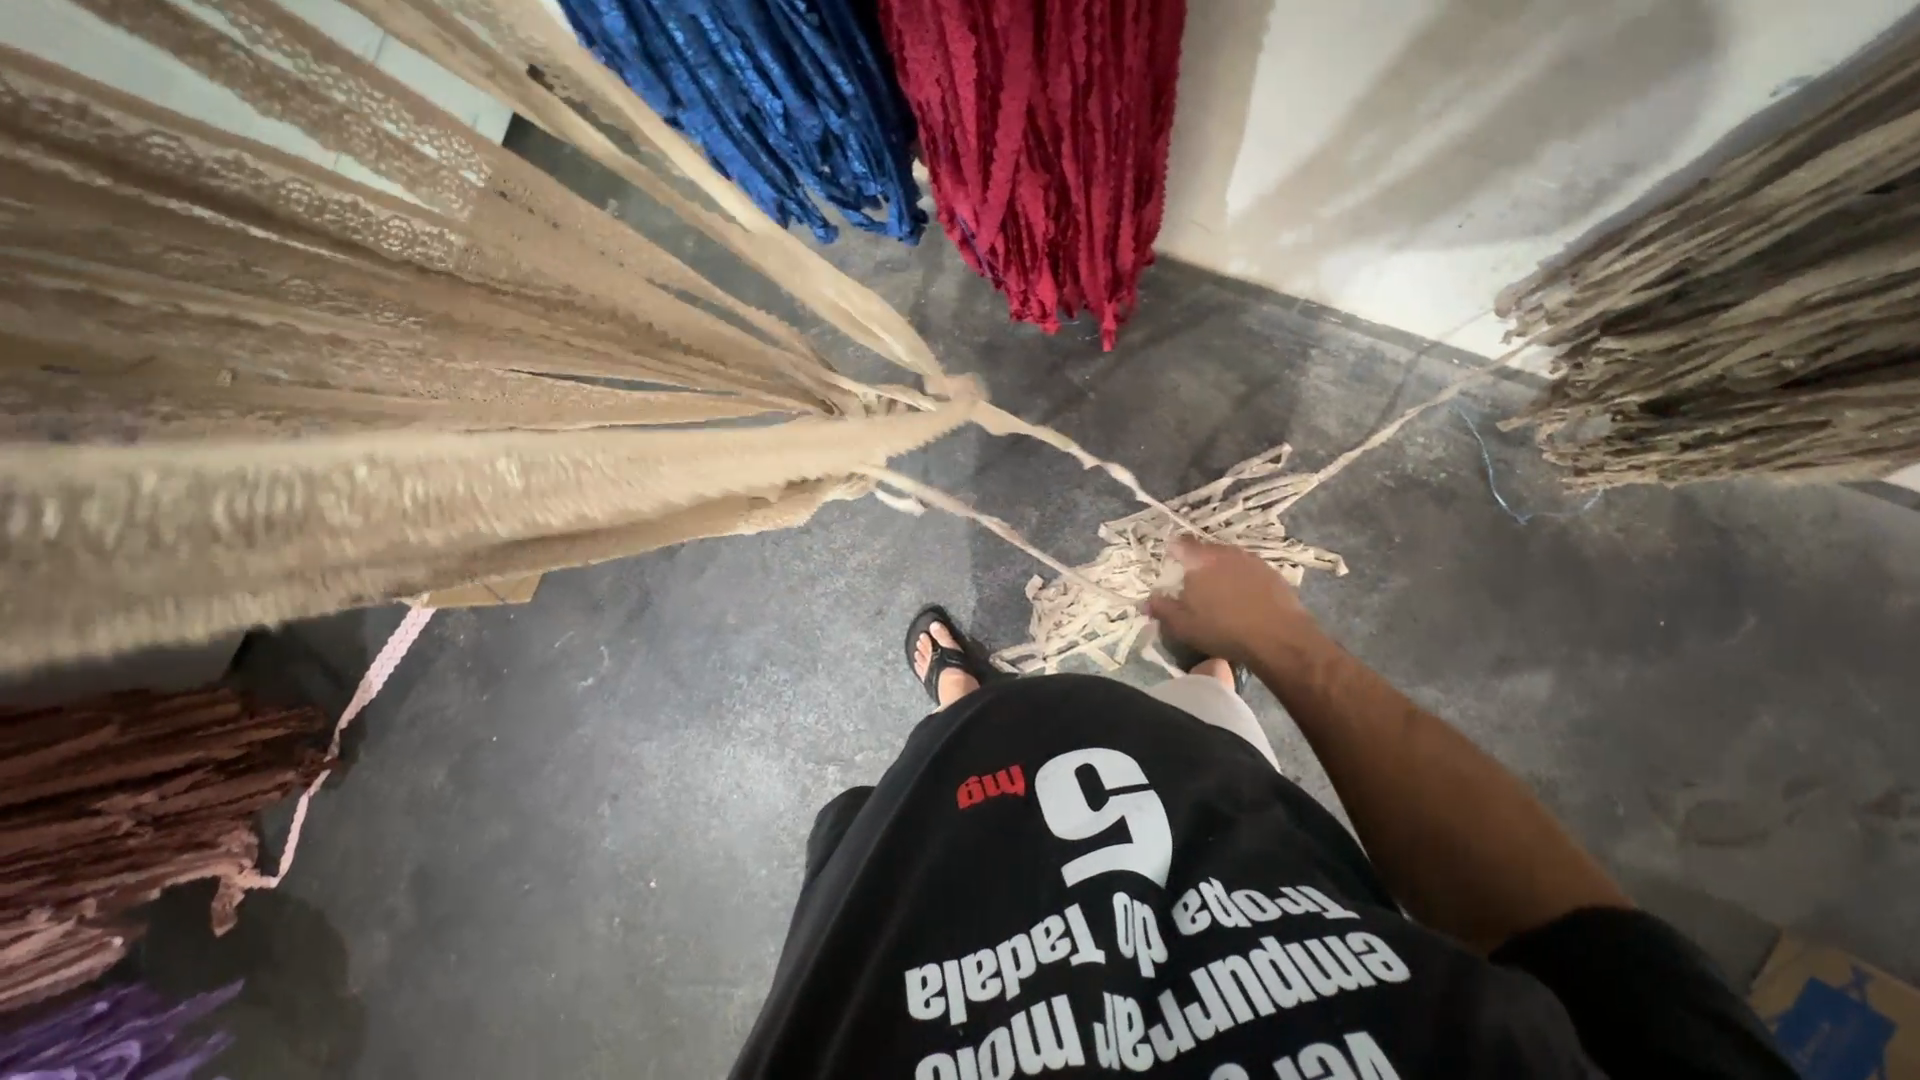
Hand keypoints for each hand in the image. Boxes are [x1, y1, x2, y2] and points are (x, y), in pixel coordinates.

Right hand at [1146, 536, 1321, 663]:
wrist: (1279, 637)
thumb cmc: (1223, 629)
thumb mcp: (1184, 626)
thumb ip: (1162, 609)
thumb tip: (1147, 600)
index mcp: (1199, 560)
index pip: (1180, 545)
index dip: (1173, 552)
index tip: (1171, 565)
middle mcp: (1225, 552)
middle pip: (1205, 551)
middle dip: (1198, 564)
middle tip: (1195, 585)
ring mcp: (1251, 560)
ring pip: (1229, 559)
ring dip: (1222, 571)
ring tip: (1221, 594)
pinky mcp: (1272, 572)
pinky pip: (1249, 571)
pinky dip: (1243, 580)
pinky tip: (1245, 600)